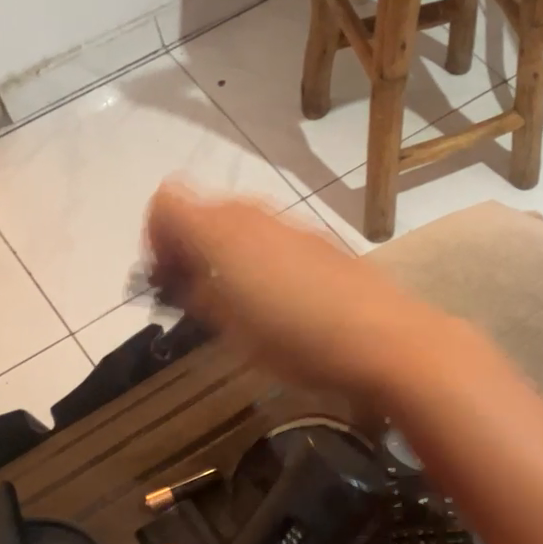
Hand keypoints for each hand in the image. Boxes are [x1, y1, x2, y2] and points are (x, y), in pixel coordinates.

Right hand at [144, 182, 466, 399]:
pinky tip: (278, 306)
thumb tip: (182, 280)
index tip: (163, 283)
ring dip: (226, 258)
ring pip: (241, 228)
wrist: (387, 340)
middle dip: (190, 250)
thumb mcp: (233, 331)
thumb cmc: (299, 340)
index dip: (155, 240)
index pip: (165, 203)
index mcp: (221, 229)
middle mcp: (255, 214)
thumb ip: (199, 296)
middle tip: (193, 299)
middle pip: (204, 212)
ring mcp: (293, 226)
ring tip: (236, 309)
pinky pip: (275, 242)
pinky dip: (260, 263)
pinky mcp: (323, 243)